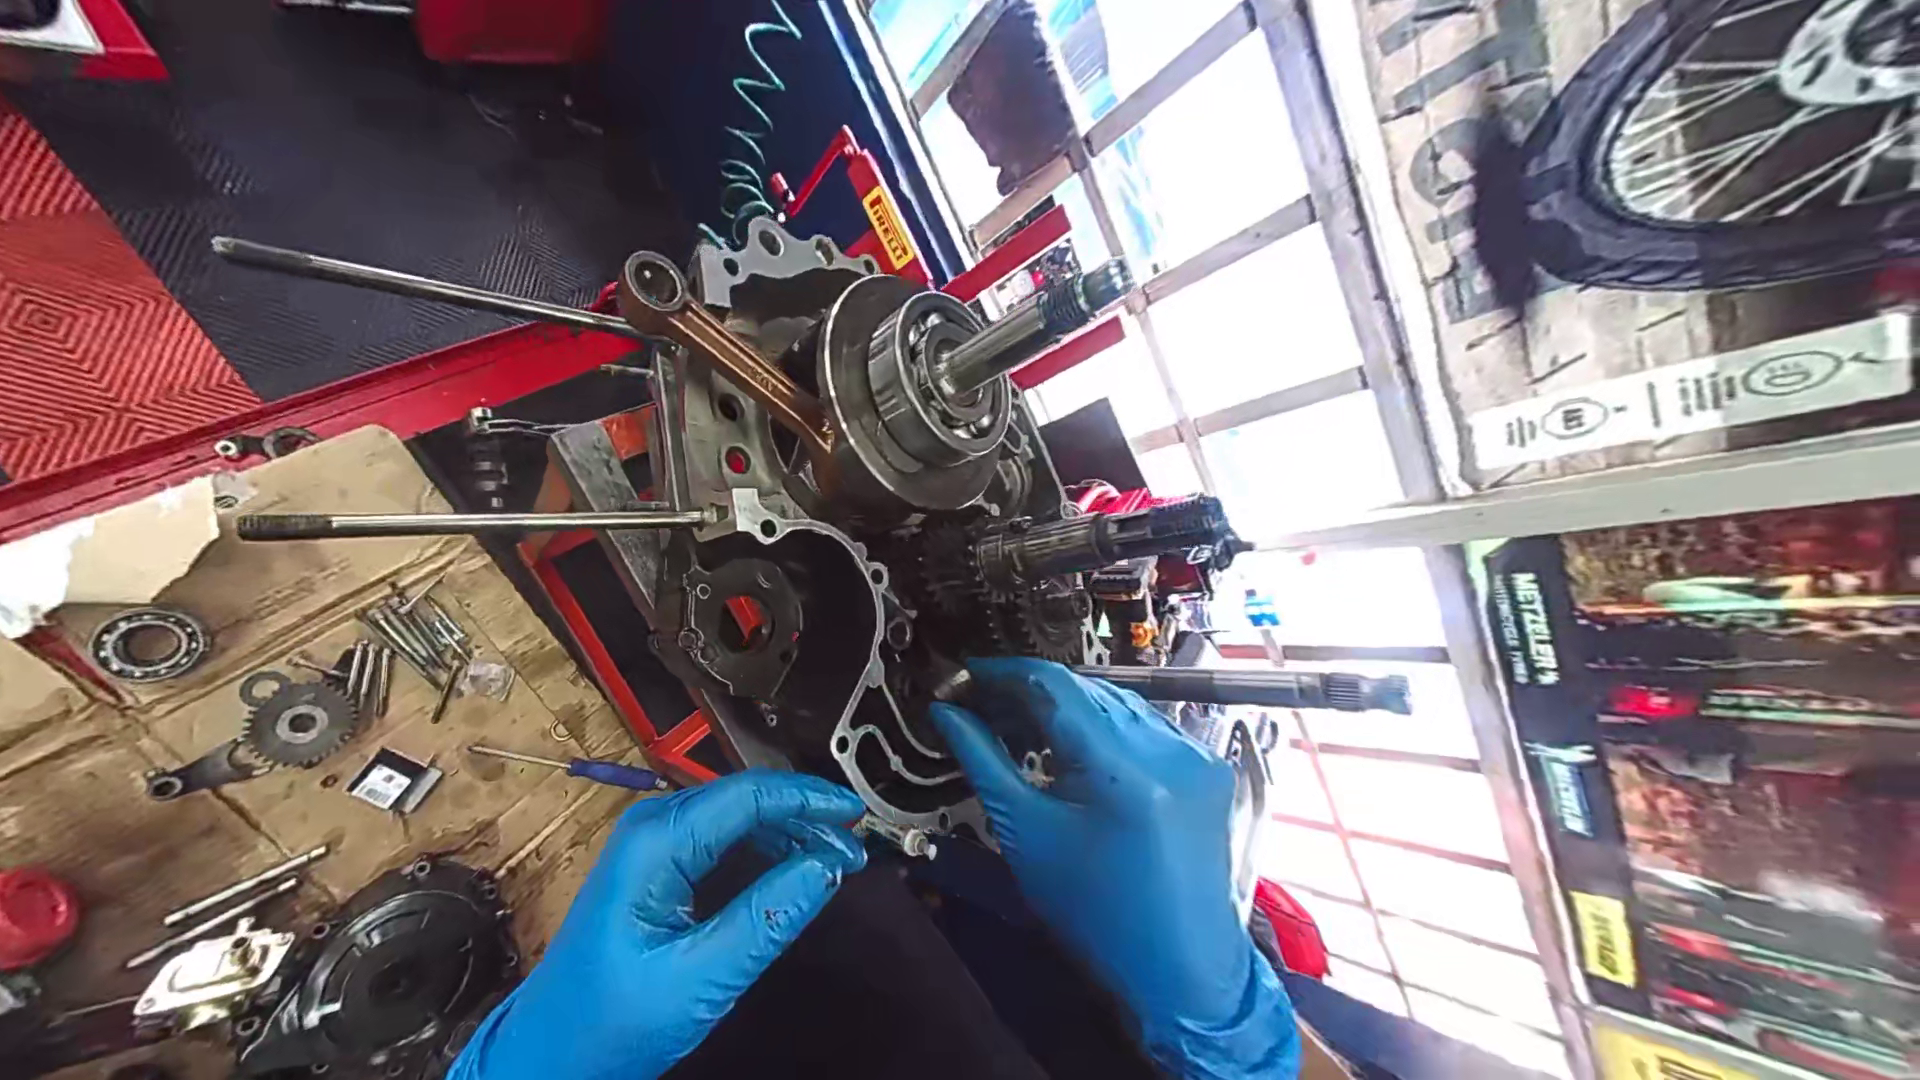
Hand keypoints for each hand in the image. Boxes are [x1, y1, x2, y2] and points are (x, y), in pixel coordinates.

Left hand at [450, 770, 866, 1079]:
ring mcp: (656, 836)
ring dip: (792, 828)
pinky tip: (794, 860)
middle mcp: (656, 821)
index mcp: (656, 841)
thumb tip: (831, 864)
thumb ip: (768, 918)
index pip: (750, 795)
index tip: (856, 816)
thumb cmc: (611, 1027)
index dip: (809, 799)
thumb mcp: (697, 982)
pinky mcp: (662, 855)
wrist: (541, 1062)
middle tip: (851, 848)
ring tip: (832, 857)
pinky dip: (769, 841)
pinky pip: (727, 831)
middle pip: (749, 796)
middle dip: (806, 815)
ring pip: (742, 810)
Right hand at [931, 659, 1297, 1078]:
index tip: (968, 674)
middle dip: (1027, 691)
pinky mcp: (1205, 762)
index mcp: (1121, 769)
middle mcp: (1166, 746)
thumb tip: (947, 713)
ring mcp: (1192, 751)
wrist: (1183, 972)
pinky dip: (1097, 724)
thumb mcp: (1026, 834)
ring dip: (1062, 705)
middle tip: (983, 704)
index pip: (1054, 685)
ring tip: (1019, 725)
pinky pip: (1139, 721)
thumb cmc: (1094, 913)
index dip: (1004, 671)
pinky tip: (1068, 744)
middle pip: (1082, 688)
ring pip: (1111, 700)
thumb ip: (983, 760)